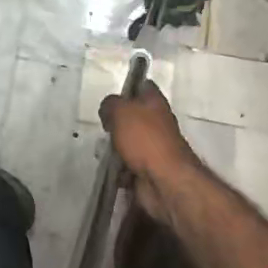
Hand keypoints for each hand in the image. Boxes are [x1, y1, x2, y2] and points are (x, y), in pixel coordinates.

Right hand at [99, 80, 199, 218]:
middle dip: (115, 124)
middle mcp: (157, 121)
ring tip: (103, 153)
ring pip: (128, 142)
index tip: (111, 100)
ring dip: (114, 149)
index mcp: (154, 101)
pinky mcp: (149, 169)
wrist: (164, 181)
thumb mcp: (120, 111)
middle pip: (132, 117)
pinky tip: (112, 171)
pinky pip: (128, 165)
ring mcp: (154, 147)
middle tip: (104, 129)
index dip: (127, 90)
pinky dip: (120, 169)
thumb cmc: (144, 139)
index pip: (142, 86)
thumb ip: (110, 105)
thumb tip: (107, 110)